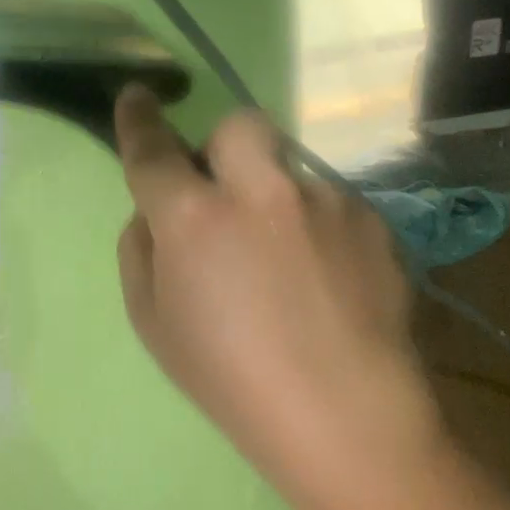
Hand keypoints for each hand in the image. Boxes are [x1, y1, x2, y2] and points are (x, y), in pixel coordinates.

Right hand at [113, 87, 441, 503]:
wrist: (339, 413)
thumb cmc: (224, 376)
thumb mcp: (151, 322)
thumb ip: (140, 253)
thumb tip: (155, 216)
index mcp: (192, 218)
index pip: (154, 149)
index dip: (139, 120)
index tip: (136, 97)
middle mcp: (260, 192)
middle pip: (240, 126)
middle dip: (221, 146)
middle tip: (219, 195)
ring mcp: (325, 201)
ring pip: (287, 169)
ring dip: (269, 195)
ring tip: (278, 263)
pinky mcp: (373, 222)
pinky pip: (327, 204)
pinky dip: (311, 226)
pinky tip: (317, 281)